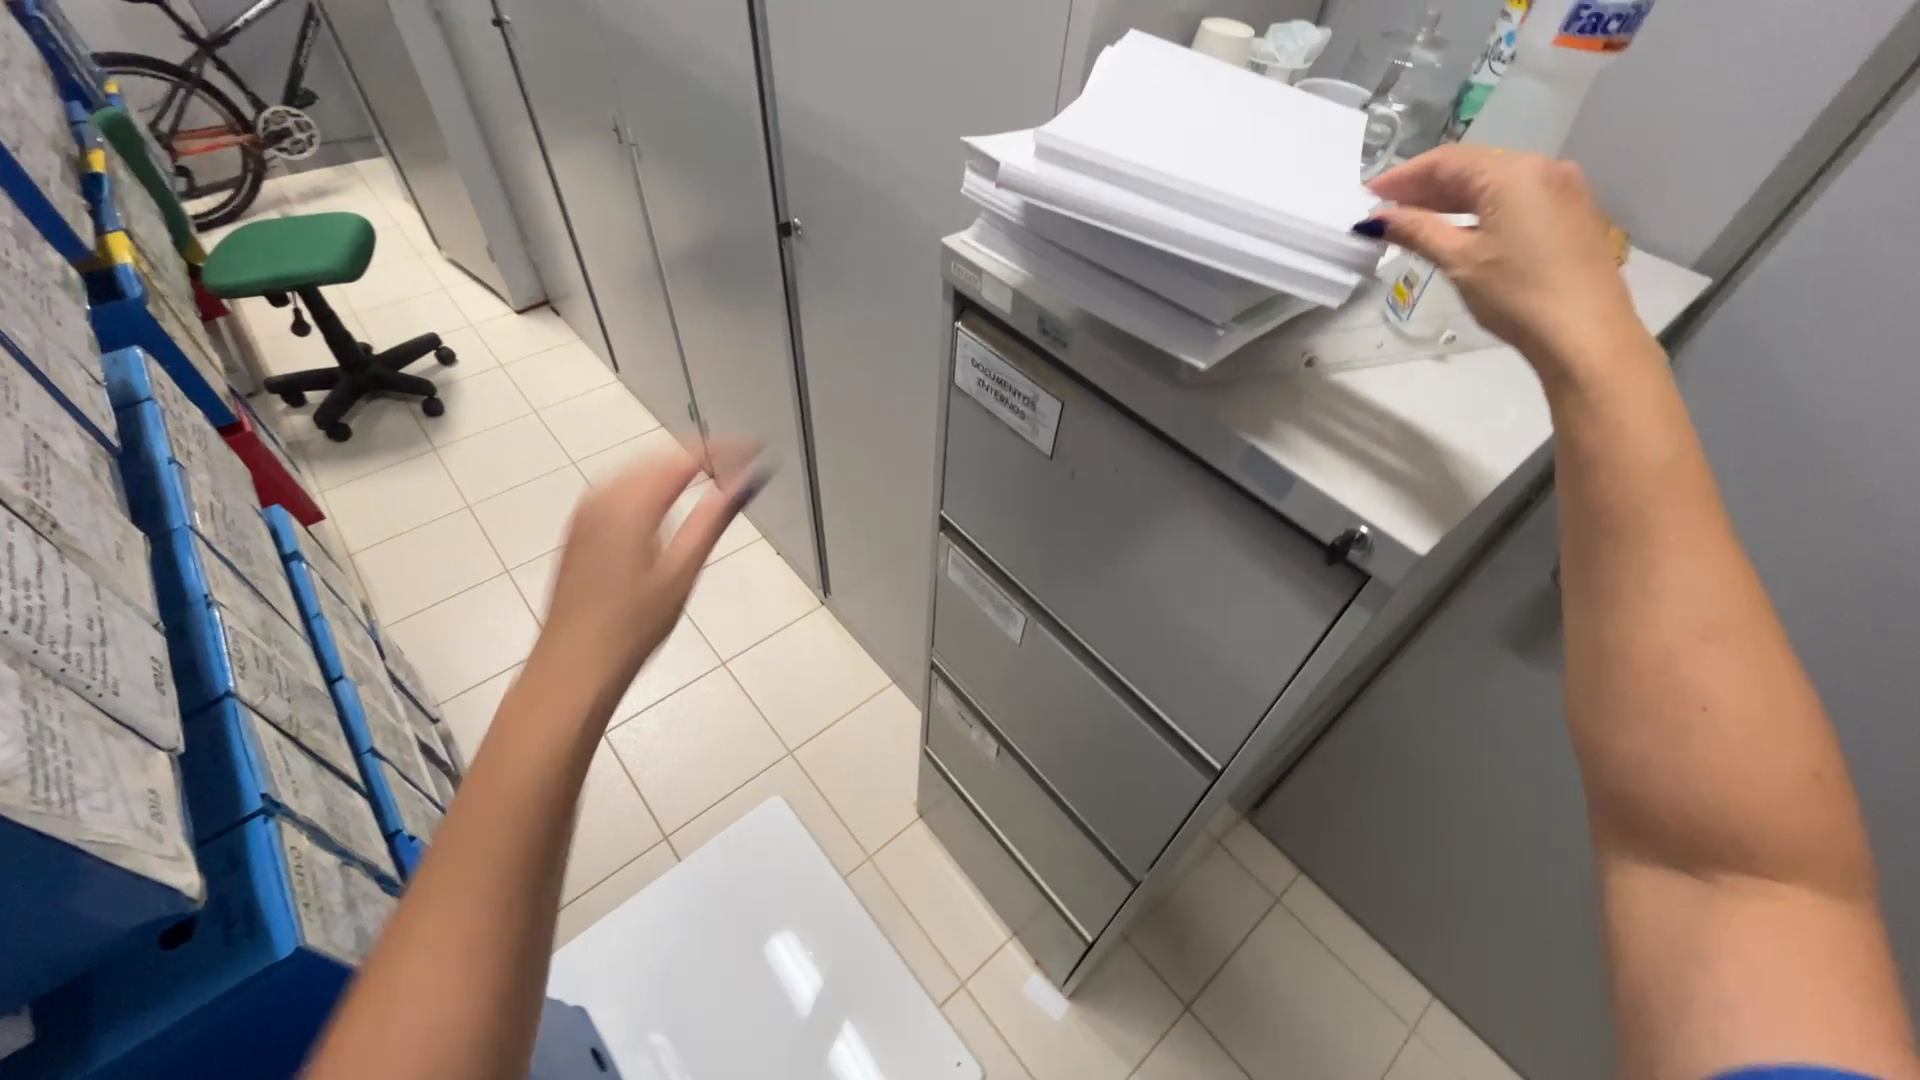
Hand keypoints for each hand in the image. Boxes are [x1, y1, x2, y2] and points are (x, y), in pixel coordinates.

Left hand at [536, 442, 758, 692]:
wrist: (572, 666)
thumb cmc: (633, 626)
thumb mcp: (681, 573)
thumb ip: (711, 520)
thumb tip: (745, 482)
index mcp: (630, 503)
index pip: (685, 457)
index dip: (725, 450)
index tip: (758, 452)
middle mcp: (603, 496)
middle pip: (660, 457)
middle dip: (703, 455)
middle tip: (743, 466)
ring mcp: (586, 511)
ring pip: (640, 470)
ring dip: (677, 468)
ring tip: (716, 478)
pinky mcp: (581, 527)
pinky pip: (622, 487)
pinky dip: (653, 484)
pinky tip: (672, 500)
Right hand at [1365, 145, 1643, 375]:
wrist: (1585, 333)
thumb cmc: (1517, 294)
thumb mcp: (1459, 261)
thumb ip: (1417, 231)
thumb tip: (1377, 220)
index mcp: (1514, 172)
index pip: (1446, 161)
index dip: (1402, 176)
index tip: (1368, 196)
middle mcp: (1542, 169)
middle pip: (1471, 168)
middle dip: (1424, 187)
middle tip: (1383, 210)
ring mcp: (1561, 190)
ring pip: (1491, 184)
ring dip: (1449, 200)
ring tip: (1410, 221)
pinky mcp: (1567, 213)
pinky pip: (1512, 199)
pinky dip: (1477, 210)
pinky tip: (1453, 229)